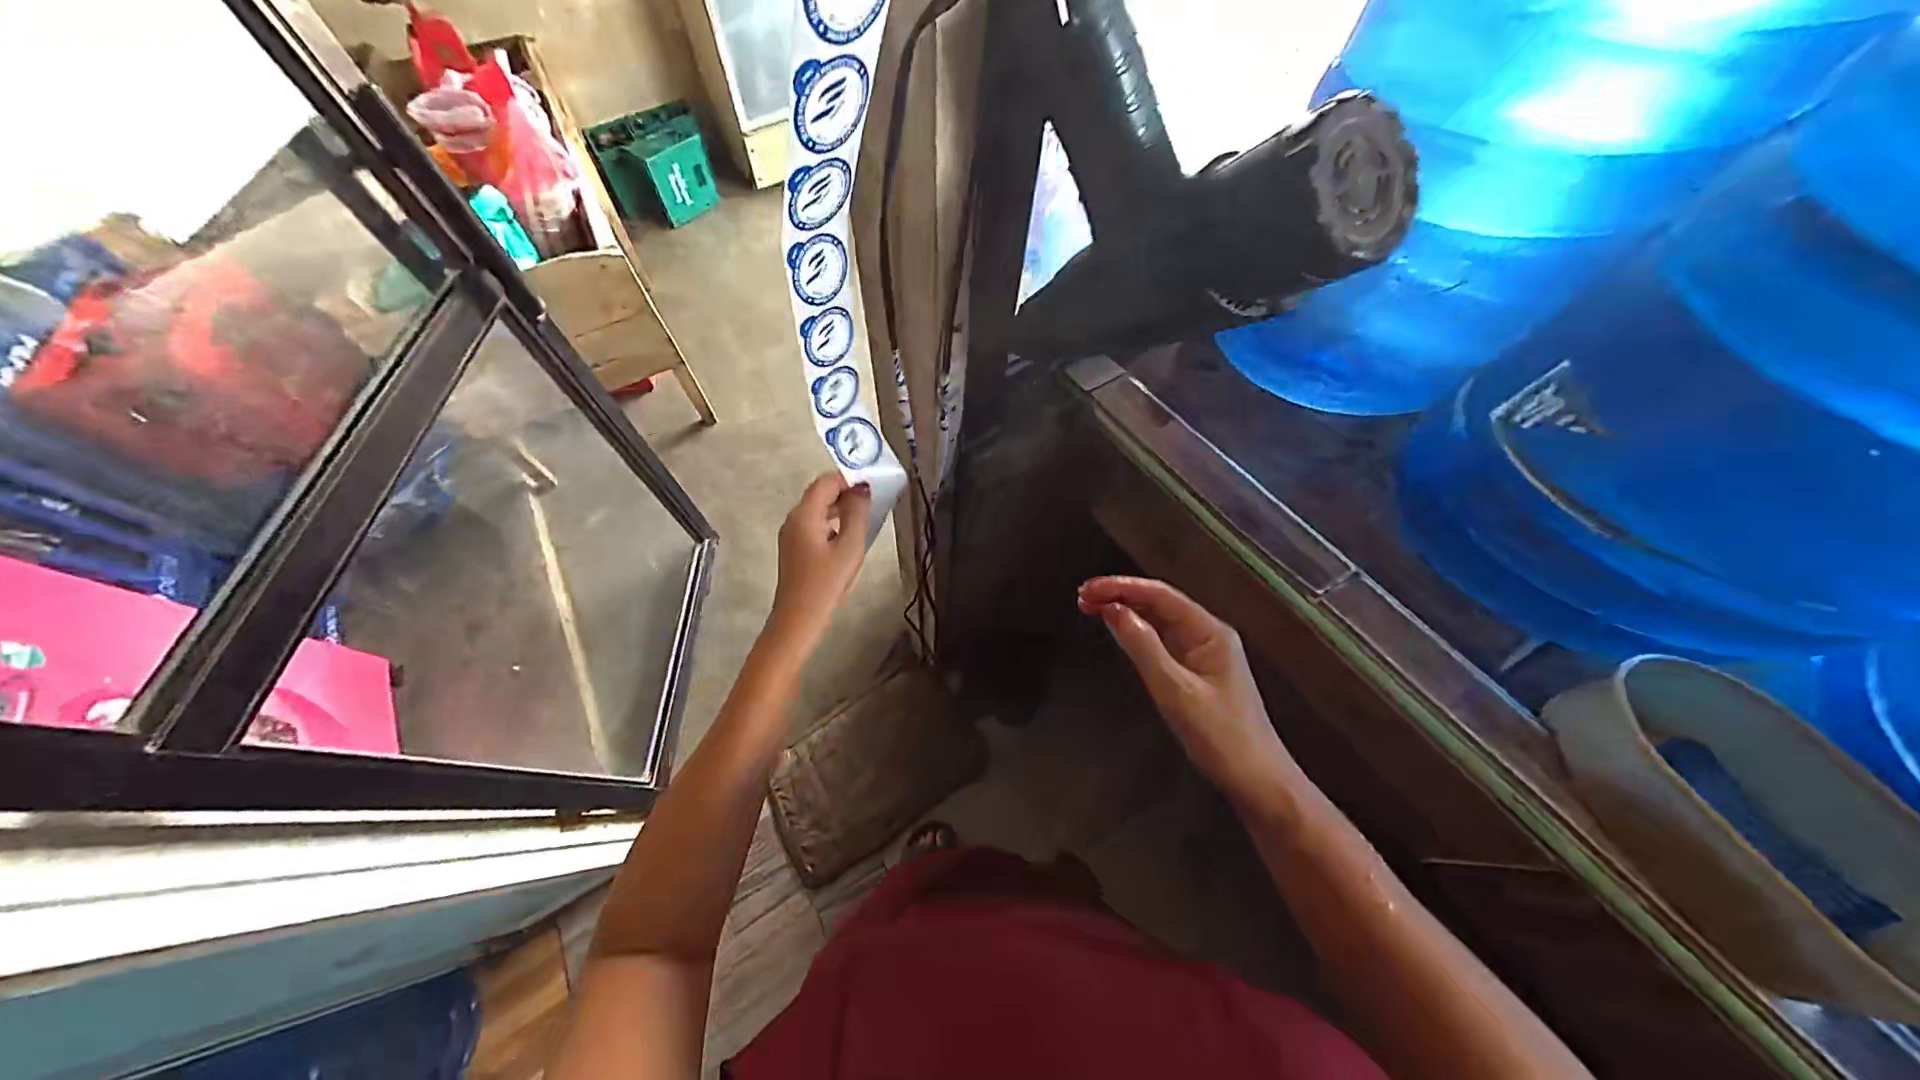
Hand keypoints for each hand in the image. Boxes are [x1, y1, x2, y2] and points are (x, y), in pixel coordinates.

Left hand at [768, 473, 871, 651]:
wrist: (799, 618)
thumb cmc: (826, 583)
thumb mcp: (849, 547)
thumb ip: (857, 514)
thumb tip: (861, 489)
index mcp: (804, 515)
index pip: (825, 482)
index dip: (848, 478)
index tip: (871, 484)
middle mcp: (793, 520)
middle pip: (819, 494)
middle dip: (845, 492)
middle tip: (872, 500)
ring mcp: (791, 535)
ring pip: (817, 510)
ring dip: (840, 508)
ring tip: (865, 517)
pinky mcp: (794, 549)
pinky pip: (814, 525)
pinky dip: (832, 522)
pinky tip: (848, 536)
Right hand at [1079, 576, 1294, 801]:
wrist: (1256, 780)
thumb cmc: (1222, 737)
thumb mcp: (1176, 690)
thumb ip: (1143, 647)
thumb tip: (1113, 610)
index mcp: (1210, 632)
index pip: (1160, 595)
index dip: (1121, 587)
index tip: (1088, 589)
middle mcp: (1207, 635)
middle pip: (1158, 603)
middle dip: (1120, 595)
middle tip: (1082, 596)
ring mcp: (1201, 653)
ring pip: (1157, 621)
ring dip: (1125, 611)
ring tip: (1090, 607)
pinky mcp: (1194, 672)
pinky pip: (1160, 641)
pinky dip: (1135, 632)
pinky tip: (1117, 630)